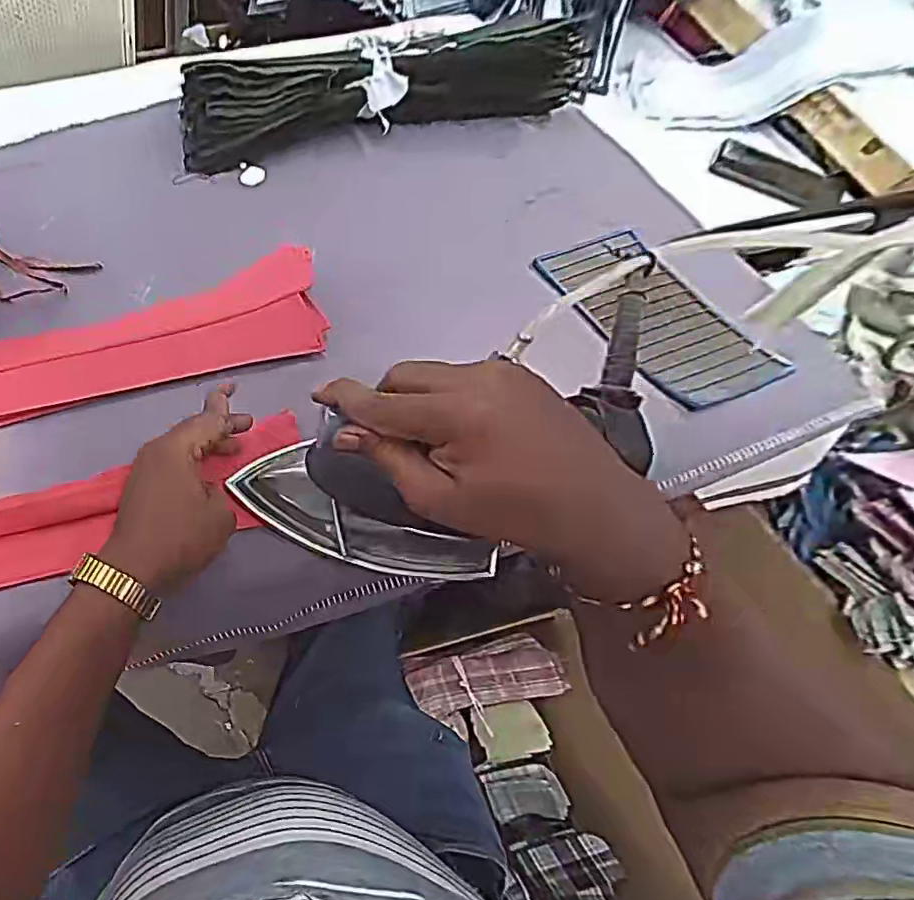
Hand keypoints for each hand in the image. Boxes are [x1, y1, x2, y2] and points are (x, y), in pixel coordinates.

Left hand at [99, 385, 253, 594]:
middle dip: (218, 428)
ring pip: (180, 448)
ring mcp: (144, 469)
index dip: (225, 409)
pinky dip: (191, 462)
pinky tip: (204, 474)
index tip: (234, 391)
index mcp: (174, 449)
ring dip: (205, 447)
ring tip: (230, 451)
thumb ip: (221, 492)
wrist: (133, 566)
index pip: (205, 420)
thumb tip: (209, 490)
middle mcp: (156, 452)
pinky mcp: (140, 487)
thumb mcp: (219, 515)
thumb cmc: (180, 537)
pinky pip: (171, 463)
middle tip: (244, 426)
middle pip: (191, 430)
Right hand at [314, 359, 686, 598]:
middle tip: (386, 444)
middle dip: (383, 403)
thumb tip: (351, 432)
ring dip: (414, 401)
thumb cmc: (517, 512)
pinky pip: (460, 376)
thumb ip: (388, 458)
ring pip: (431, 374)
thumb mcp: (438, 498)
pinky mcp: (518, 376)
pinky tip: (459, 434)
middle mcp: (480, 377)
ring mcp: (502, 372)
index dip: (345, 398)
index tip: (321, 394)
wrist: (593, 507)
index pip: (383, 399)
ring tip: (432, 445)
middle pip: (404, 376)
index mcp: (458, 410)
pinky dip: (443, 398)